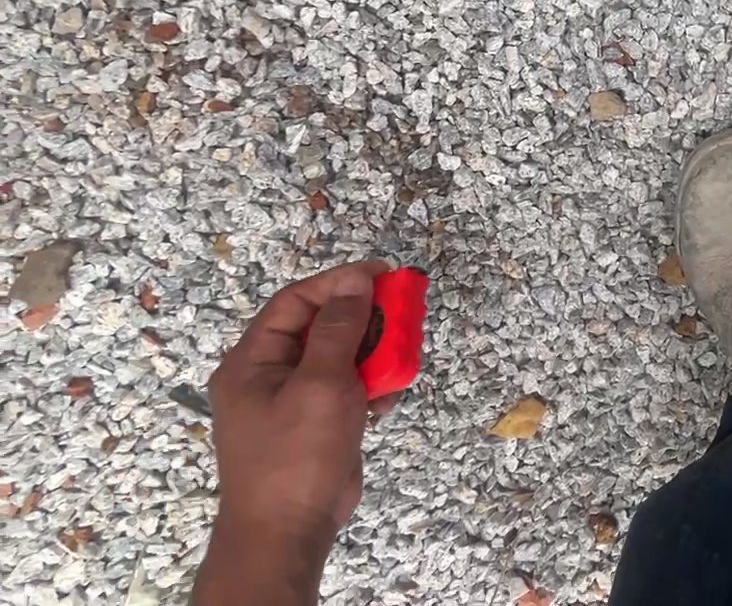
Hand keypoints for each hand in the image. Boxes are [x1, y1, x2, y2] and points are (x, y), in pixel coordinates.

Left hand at [192, 261, 388, 605]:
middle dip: (369, 319)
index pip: (297, 301)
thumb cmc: (298, 451)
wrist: (291, 527)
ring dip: (379, 353)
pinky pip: (354, 381)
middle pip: (326, 324)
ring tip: (401, 363)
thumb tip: (356, 281)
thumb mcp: (320, 382)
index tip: (386, 275)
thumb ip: (339, 328)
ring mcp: (297, 396)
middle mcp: (271, 373)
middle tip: (406, 315)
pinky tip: (389, 398)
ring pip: (346, 352)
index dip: (340, 282)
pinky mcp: (322, 416)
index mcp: (253, 361)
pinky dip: (377, 383)